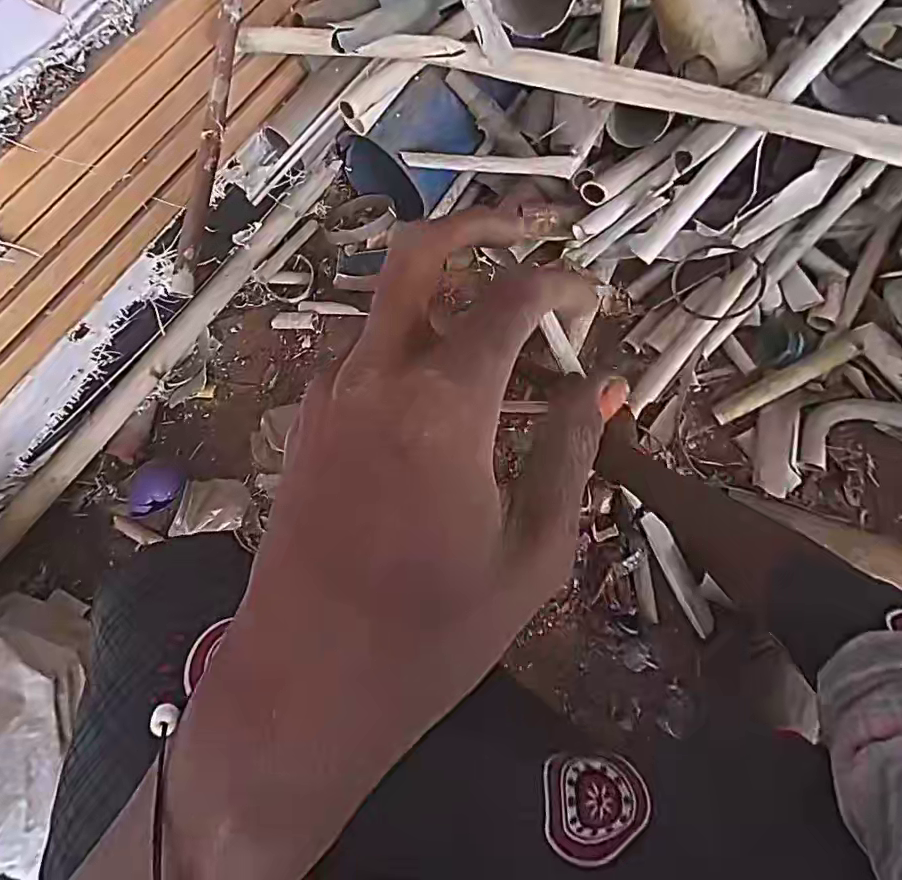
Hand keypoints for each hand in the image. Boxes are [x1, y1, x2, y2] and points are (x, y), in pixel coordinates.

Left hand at [145, 207, 627, 877]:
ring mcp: (328, 390)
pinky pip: (362, 353)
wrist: (305, 678)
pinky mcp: (305, 416)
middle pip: (417, 253)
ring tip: (498, 334)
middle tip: (531, 227)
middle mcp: (374, 375)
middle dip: (479, 224)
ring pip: (387, 303)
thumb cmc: (429, 634)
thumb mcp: (531, 553)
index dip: (563, 284)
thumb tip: (596, 388)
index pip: (511, 298)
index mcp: (440, 403)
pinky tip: (441, 393)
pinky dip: (406, 346)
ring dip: (442, 297)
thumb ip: (569, 454)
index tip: (593, 298)